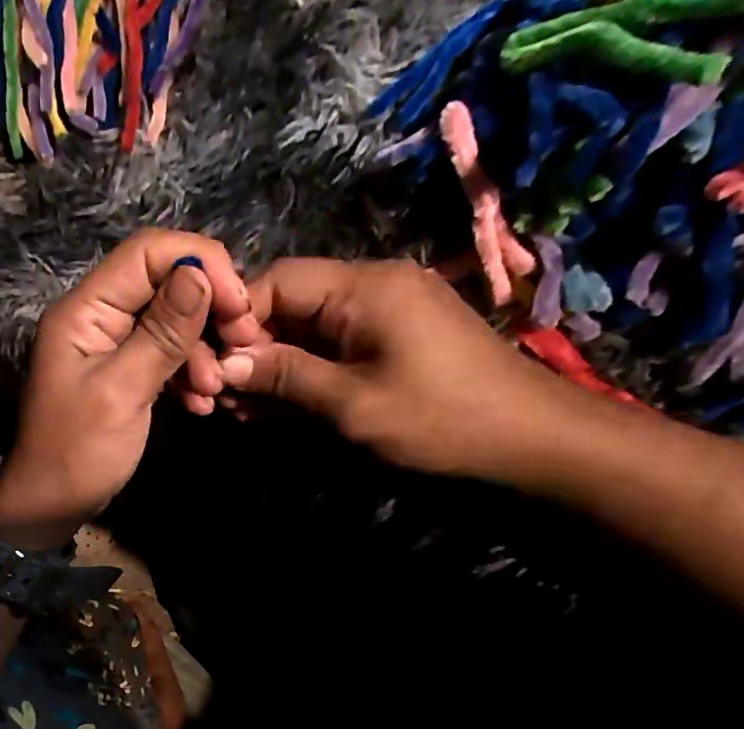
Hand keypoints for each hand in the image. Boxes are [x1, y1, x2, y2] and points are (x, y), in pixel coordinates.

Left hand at [0, 229, 261, 548]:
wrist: (49, 507)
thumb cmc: (77, 454)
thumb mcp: (122, 392)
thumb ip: (161, 333)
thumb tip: (200, 273)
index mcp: (85, 309)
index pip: (148, 253)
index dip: (201, 264)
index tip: (238, 306)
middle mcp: (97, 316)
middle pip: (165, 282)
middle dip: (208, 310)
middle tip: (240, 347)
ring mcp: (110, 344)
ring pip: (171, 320)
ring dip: (201, 350)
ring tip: (214, 391)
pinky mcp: (123, 371)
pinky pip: (165, 353)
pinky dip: (188, 372)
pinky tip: (201, 403)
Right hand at [220, 258, 591, 479]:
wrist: (527, 434)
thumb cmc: (440, 417)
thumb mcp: (353, 402)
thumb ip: (287, 376)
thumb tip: (227, 363)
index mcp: (363, 286)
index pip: (278, 280)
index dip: (238, 318)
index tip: (215, 365)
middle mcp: (371, 283)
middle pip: (290, 301)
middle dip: (253, 347)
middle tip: (224, 395)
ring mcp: (385, 308)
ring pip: (309, 325)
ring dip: (275, 362)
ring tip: (243, 406)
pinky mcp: (393, 333)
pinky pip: (334, 341)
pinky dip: (305, 368)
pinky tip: (279, 402)